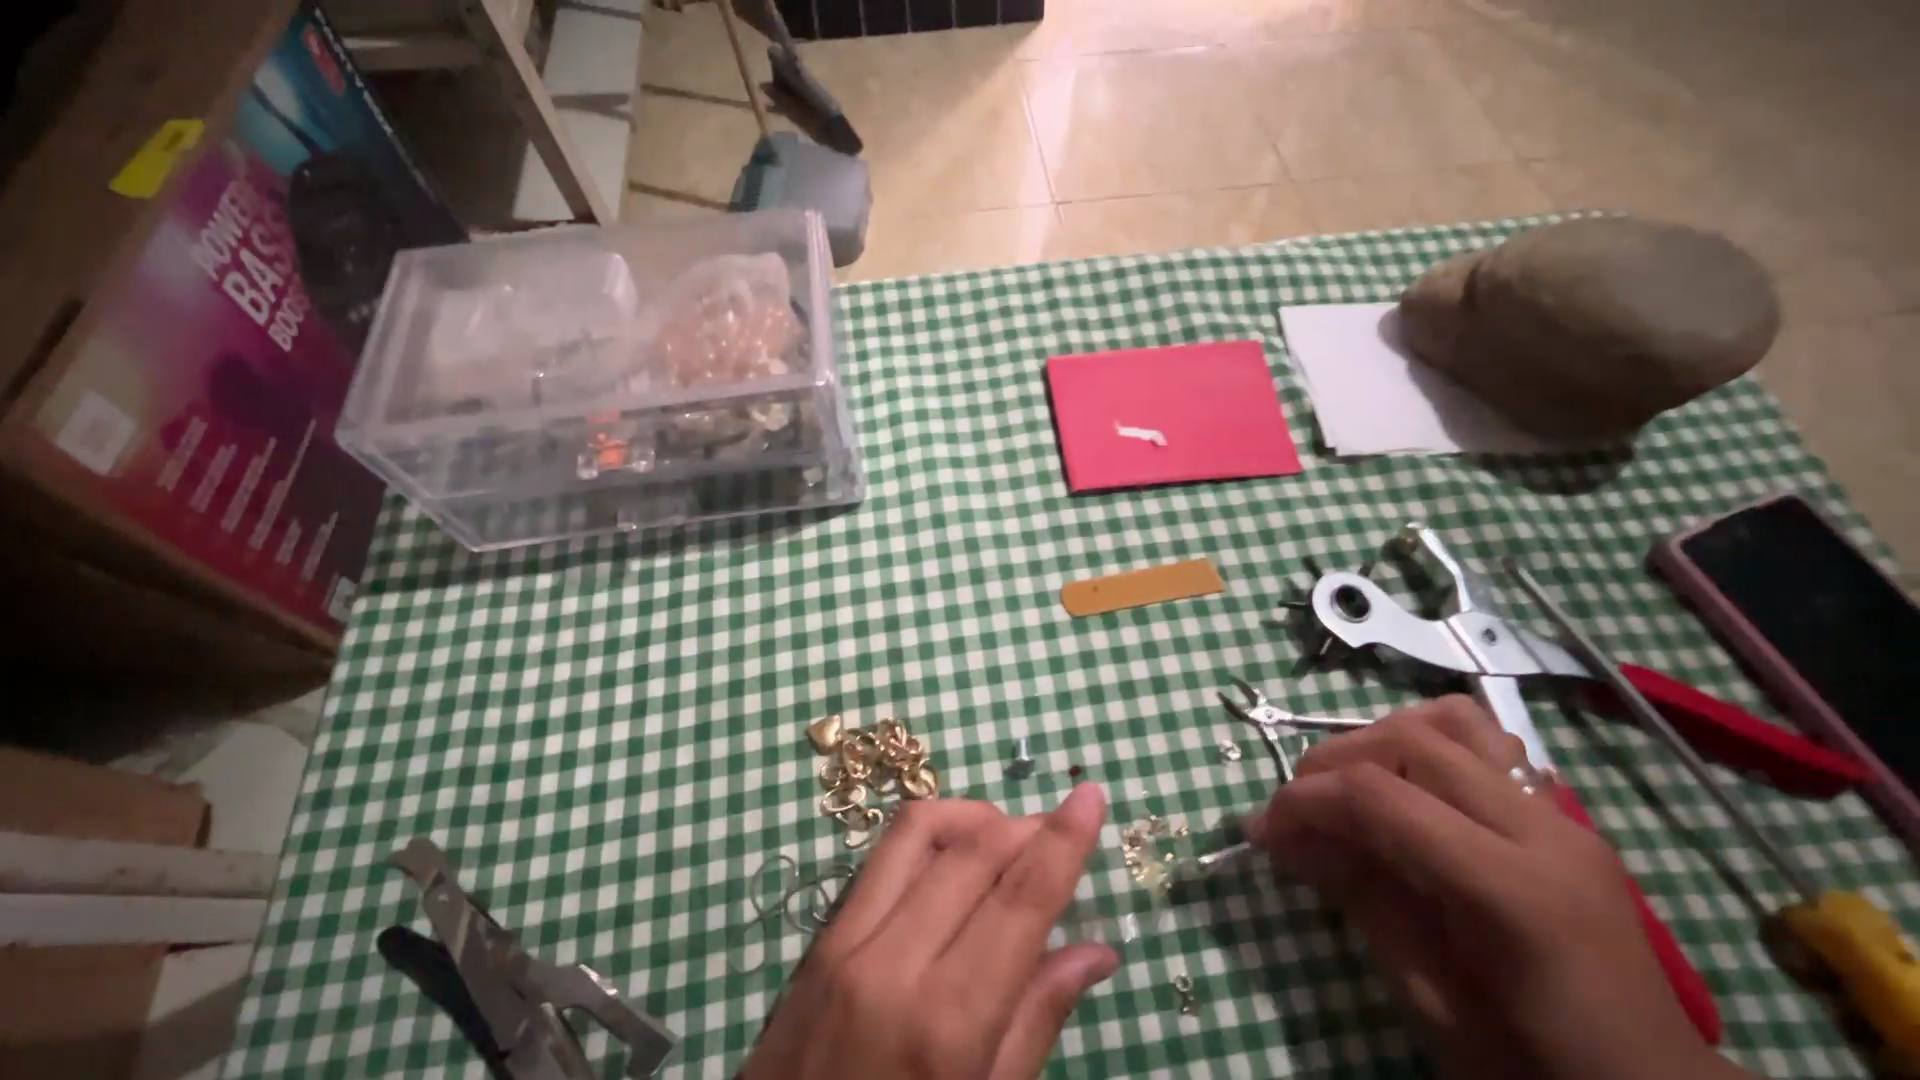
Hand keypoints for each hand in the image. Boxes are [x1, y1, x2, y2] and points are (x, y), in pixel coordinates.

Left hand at [740, 786, 1117, 1079]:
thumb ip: (1036, 1018)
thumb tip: (1098, 950)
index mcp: (948, 1020)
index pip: (1020, 900)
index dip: (1064, 841)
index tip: (1092, 795)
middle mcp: (895, 963)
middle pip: (973, 854)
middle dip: (1027, 826)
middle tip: (1061, 827)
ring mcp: (847, 942)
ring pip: (917, 832)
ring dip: (973, 816)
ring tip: (1008, 834)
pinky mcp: (820, 937)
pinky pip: (880, 856)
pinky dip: (927, 834)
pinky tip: (952, 855)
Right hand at [1247, 697, 1752, 1079]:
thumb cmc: (1530, 1063)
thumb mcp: (1428, 1000)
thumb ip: (1361, 900)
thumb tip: (1287, 837)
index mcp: (1509, 891)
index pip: (1381, 798)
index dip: (1305, 801)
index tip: (1262, 830)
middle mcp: (1541, 831)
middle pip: (1410, 741)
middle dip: (1330, 761)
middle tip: (1293, 810)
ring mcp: (1562, 817)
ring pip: (1452, 723)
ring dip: (1379, 738)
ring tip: (1346, 783)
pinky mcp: (1565, 817)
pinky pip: (1488, 746)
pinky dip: (1428, 744)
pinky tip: (1405, 785)